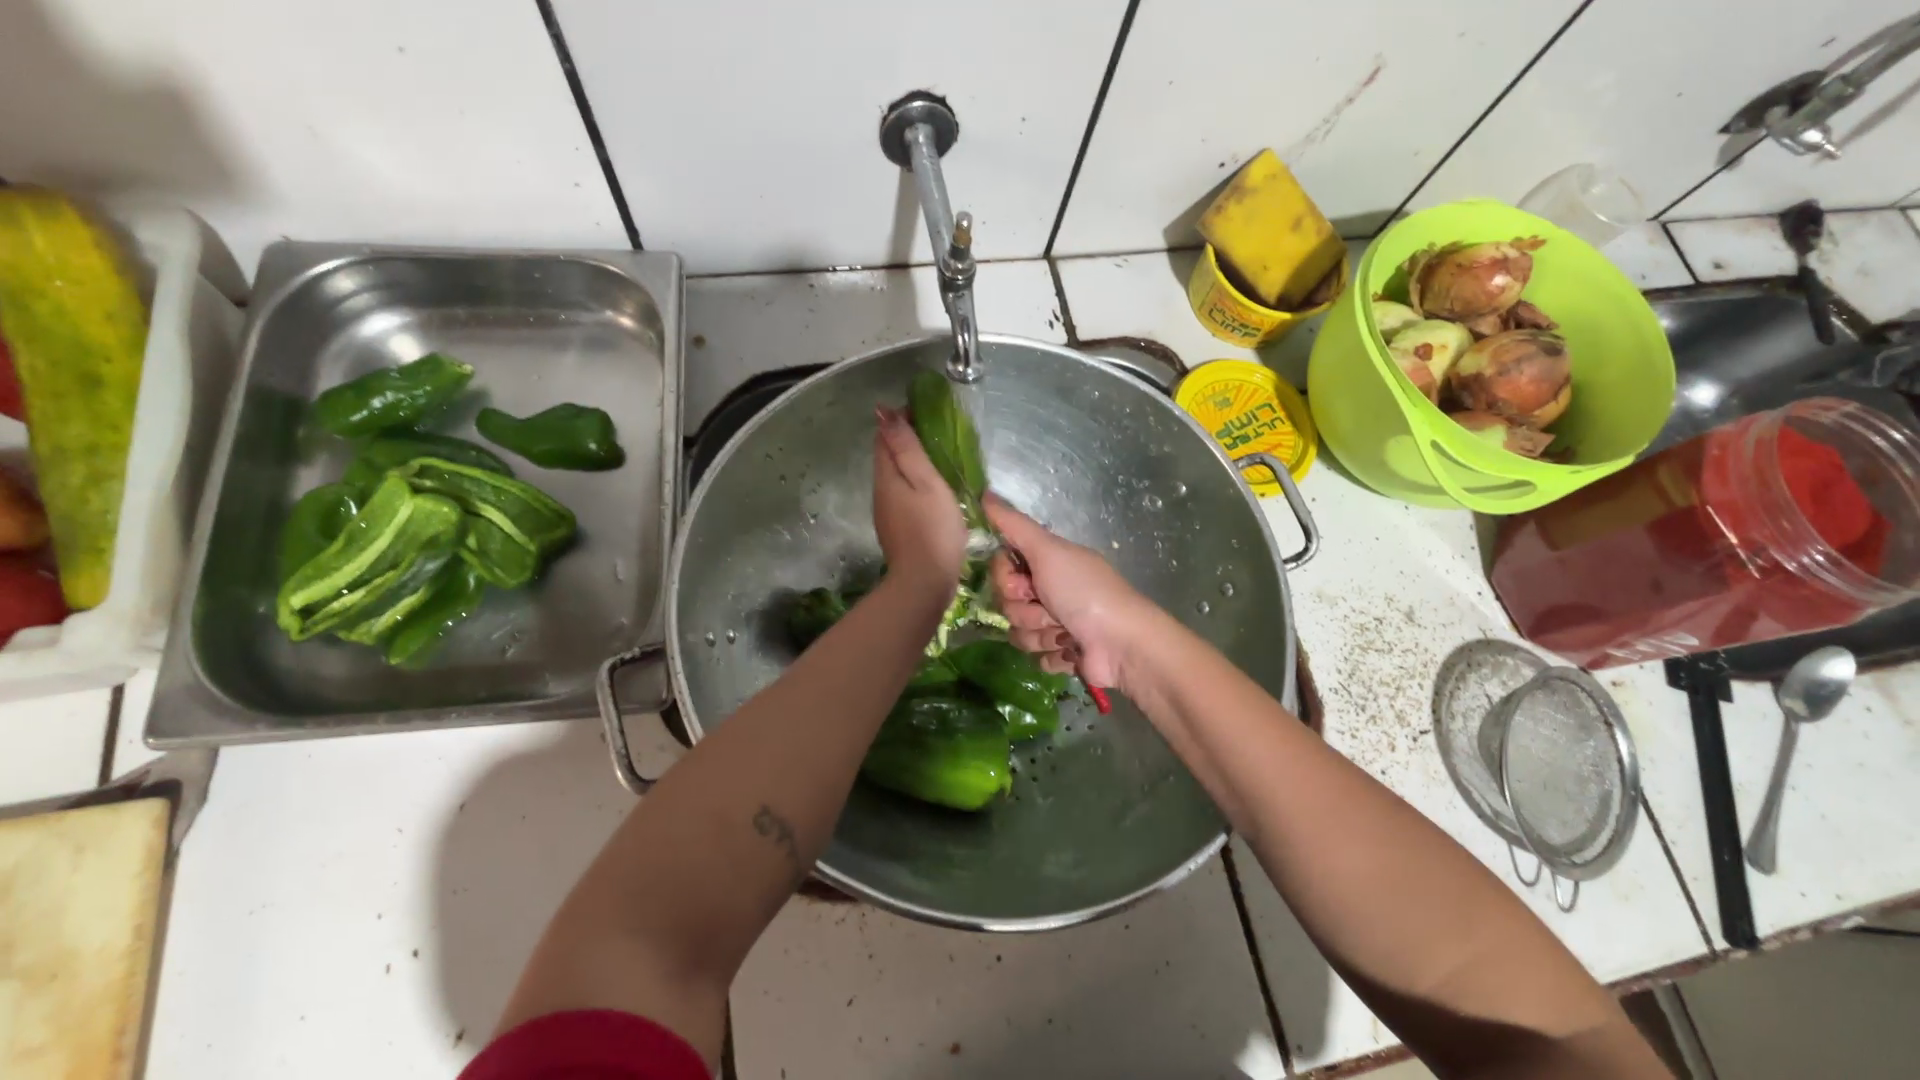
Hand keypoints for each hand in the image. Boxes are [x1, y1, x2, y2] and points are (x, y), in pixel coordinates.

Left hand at [872, 406, 967, 591]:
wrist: (924, 582)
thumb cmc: (932, 528)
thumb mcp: (926, 482)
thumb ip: (907, 448)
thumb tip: (884, 413)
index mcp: (886, 476)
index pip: (884, 437)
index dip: (900, 420)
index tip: (924, 412)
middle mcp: (880, 492)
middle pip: (887, 457)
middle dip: (905, 439)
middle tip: (935, 430)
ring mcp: (887, 513)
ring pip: (895, 478)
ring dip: (910, 463)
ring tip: (937, 457)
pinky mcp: (898, 529)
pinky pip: (903, 496)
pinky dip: (914, 484)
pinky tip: (932, 490)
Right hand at [985, 495, 1154, 691]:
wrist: (1121, 643)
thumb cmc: (1084, 593)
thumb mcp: (1049, 551)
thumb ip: (1014, 525)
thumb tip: (985, 493)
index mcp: (1049, 563)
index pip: (1002, 567)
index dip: (1006, 577)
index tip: (1025, 581)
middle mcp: (1051, 590)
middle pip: (1007, 602)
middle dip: (1024, 610)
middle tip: (1048, 608)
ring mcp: (1057, 623)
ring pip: (1018, 632)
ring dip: (1038, 634)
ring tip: (1064, 633)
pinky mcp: (1062, 654)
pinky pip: (1036, 656)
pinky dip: (1052, 655)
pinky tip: (1072, 650)